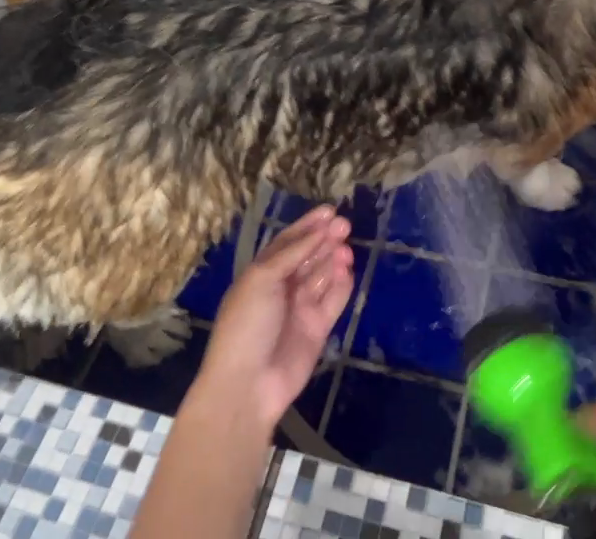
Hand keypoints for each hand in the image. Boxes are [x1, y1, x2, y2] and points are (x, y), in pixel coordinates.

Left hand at [193, 206, 354, 432]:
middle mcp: (281, 288)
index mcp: (261, 274)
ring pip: (322, 276)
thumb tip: (318, 231)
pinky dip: (341, 285)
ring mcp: (300, 309)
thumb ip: (292, 254)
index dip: (307, 226)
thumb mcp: (262, 279)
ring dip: (334, 260)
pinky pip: (333, 301)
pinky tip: (348, 271)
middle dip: (325, 239)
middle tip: (345, 225)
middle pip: (308, 257)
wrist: (247, 384)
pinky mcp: (317, 328)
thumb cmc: (247, 324)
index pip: (287, 243)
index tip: (330, 211)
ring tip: (346, 249)